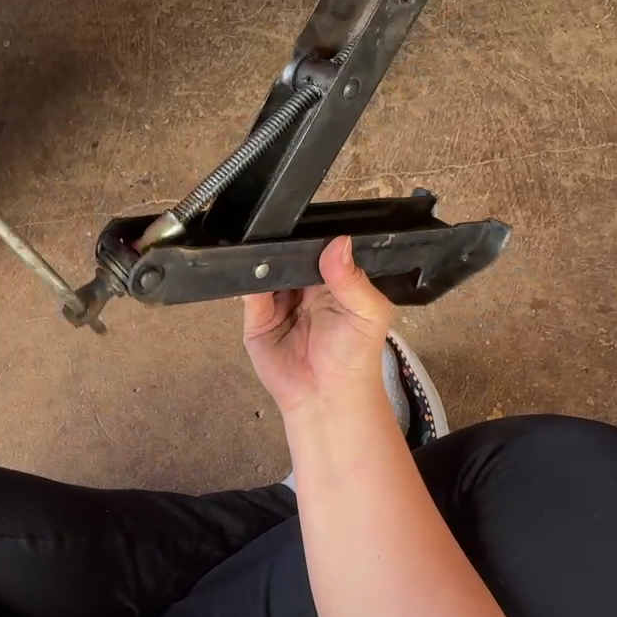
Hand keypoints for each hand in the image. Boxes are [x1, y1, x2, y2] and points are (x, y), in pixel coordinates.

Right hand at [242, 236, 394, 415]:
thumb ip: (352, 278)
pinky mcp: (256, 318)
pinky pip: (249, 294)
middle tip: (280, 229)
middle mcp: (303, 288)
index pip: (320, 249)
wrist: (326, 396)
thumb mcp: (367, 312)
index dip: (314, 236)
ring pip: (266, 270)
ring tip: (265, 250)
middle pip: (289, 256)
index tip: (307, 220)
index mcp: (333, 280)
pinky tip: (255, 274)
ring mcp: (277, 301)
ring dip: (265, 260)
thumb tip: (338, 242)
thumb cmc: (354, 356)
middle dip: (284, 245)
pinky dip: (249, 282)